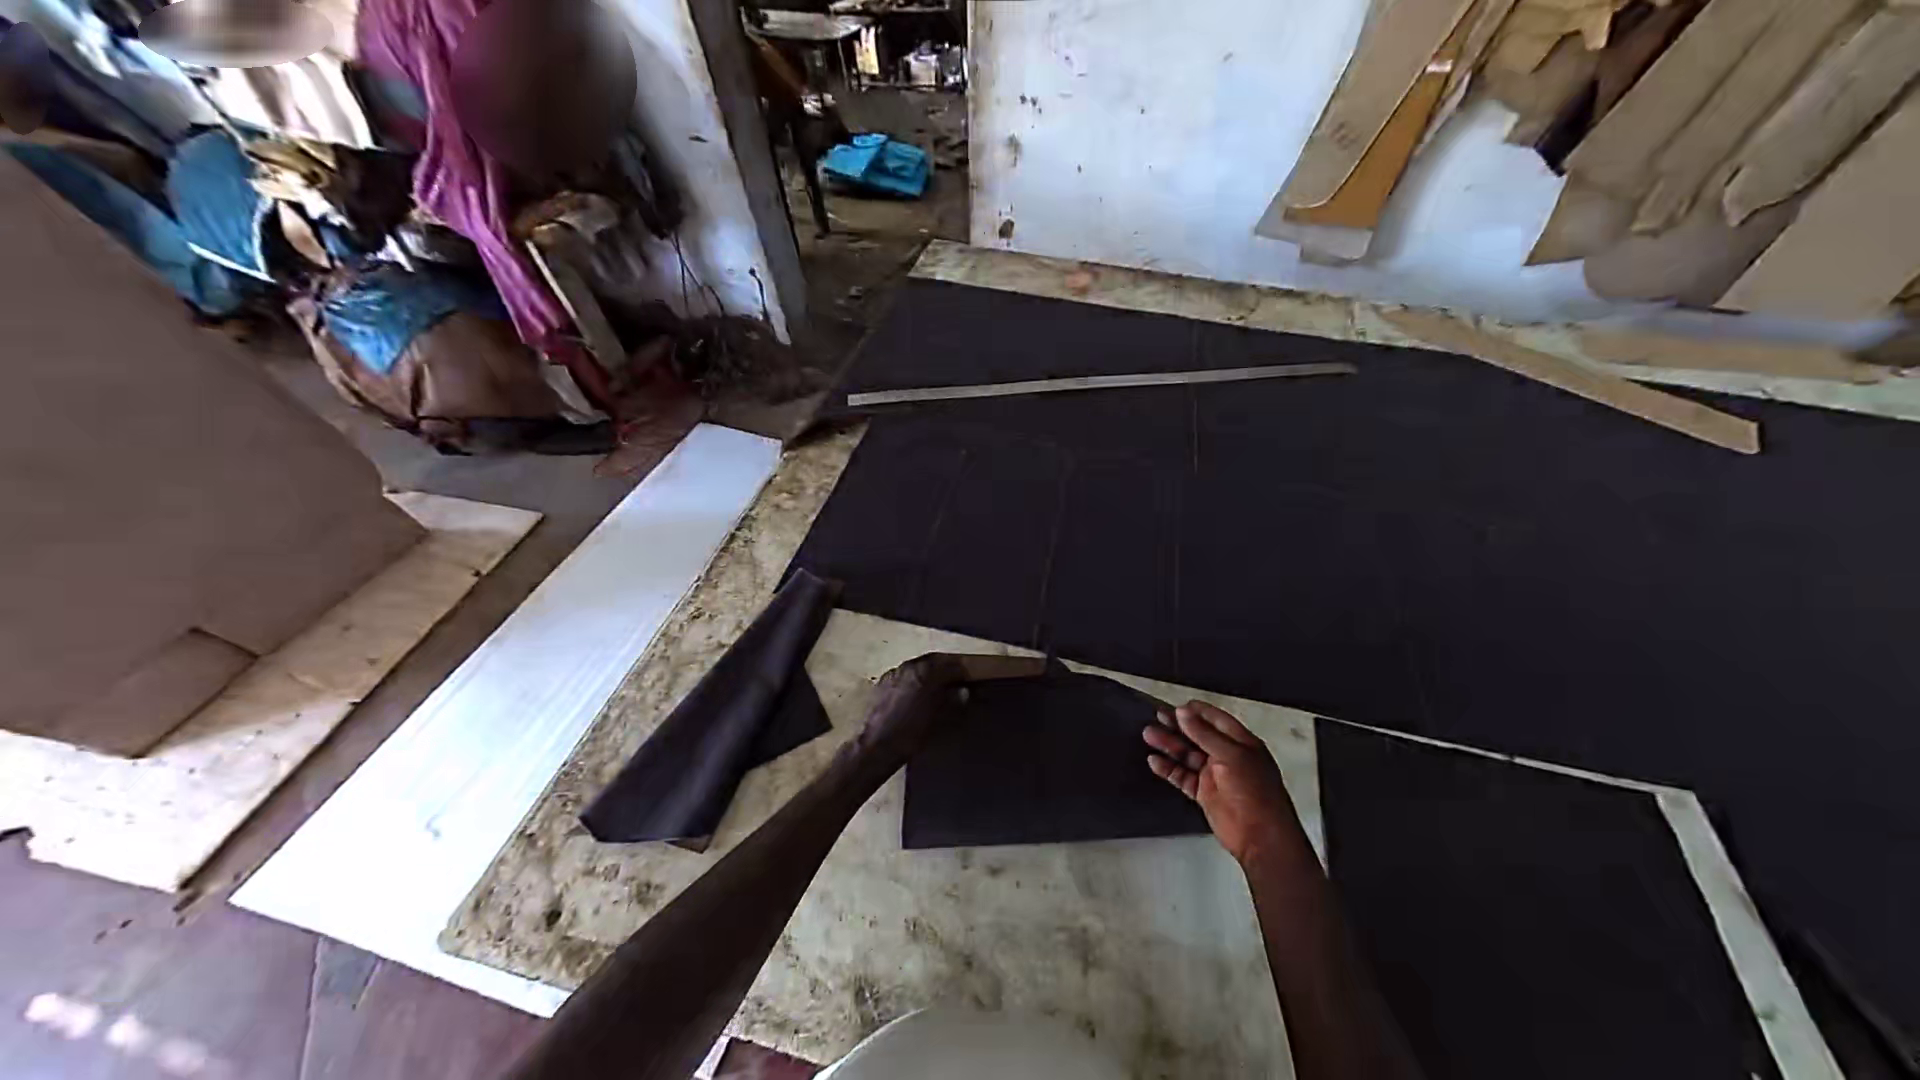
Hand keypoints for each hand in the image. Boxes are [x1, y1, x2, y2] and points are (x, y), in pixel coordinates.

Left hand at [855, 652, 968, 764]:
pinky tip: (918, 692)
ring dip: (930, 672)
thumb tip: (964, 691)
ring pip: (917, 666)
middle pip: (933, 661)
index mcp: (925, 672)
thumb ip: (954, 701)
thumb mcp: (940, 719)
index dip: (962, 670)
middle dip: (946, 667)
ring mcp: (893, 673)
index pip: (951, 664)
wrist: (877, 746)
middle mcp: (909, 666)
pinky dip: (915, 679)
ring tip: (939, 685)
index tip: (971, 676)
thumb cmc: (912, 733)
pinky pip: (904, 675)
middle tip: (957, 677)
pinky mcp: (883, 683)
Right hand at [1144, 701, 1300, 866]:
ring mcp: (1214, 775)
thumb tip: (1183, 712)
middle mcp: (1227, 756)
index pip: (1216, 720)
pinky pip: (1182, 776)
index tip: (1176, 705)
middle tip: (1157, 716)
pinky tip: (1154, 761)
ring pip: (1187, 755)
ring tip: (1149, 735)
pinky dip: (1168, 768)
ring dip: (1169, 745)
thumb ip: (1204, 733)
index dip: (1197, 712)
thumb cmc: (1254, 791)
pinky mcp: (1203, 793)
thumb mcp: (1231, 755)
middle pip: (1198, 735)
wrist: (1260, 837)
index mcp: (1241, 743)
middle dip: (1178, 726)